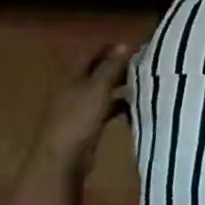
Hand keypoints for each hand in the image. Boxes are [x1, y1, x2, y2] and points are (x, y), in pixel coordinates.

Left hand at [36, 43, 134, 175]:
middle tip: (142, 64)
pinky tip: (135, 107)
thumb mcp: (98, 88)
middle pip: (97, 70)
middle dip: (118, 66)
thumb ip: (112, 66)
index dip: (110, 47)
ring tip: (143, 83)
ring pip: (102, 89)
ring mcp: (78, 107)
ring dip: (120, 85)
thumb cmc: (79, 118)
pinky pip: (105, 108)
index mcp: (72, 76)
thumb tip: (125, 44)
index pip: (91, 53)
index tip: (133, 45)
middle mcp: (73, 88)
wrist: (62, 160)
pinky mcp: (86, 125)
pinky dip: (119, 105)